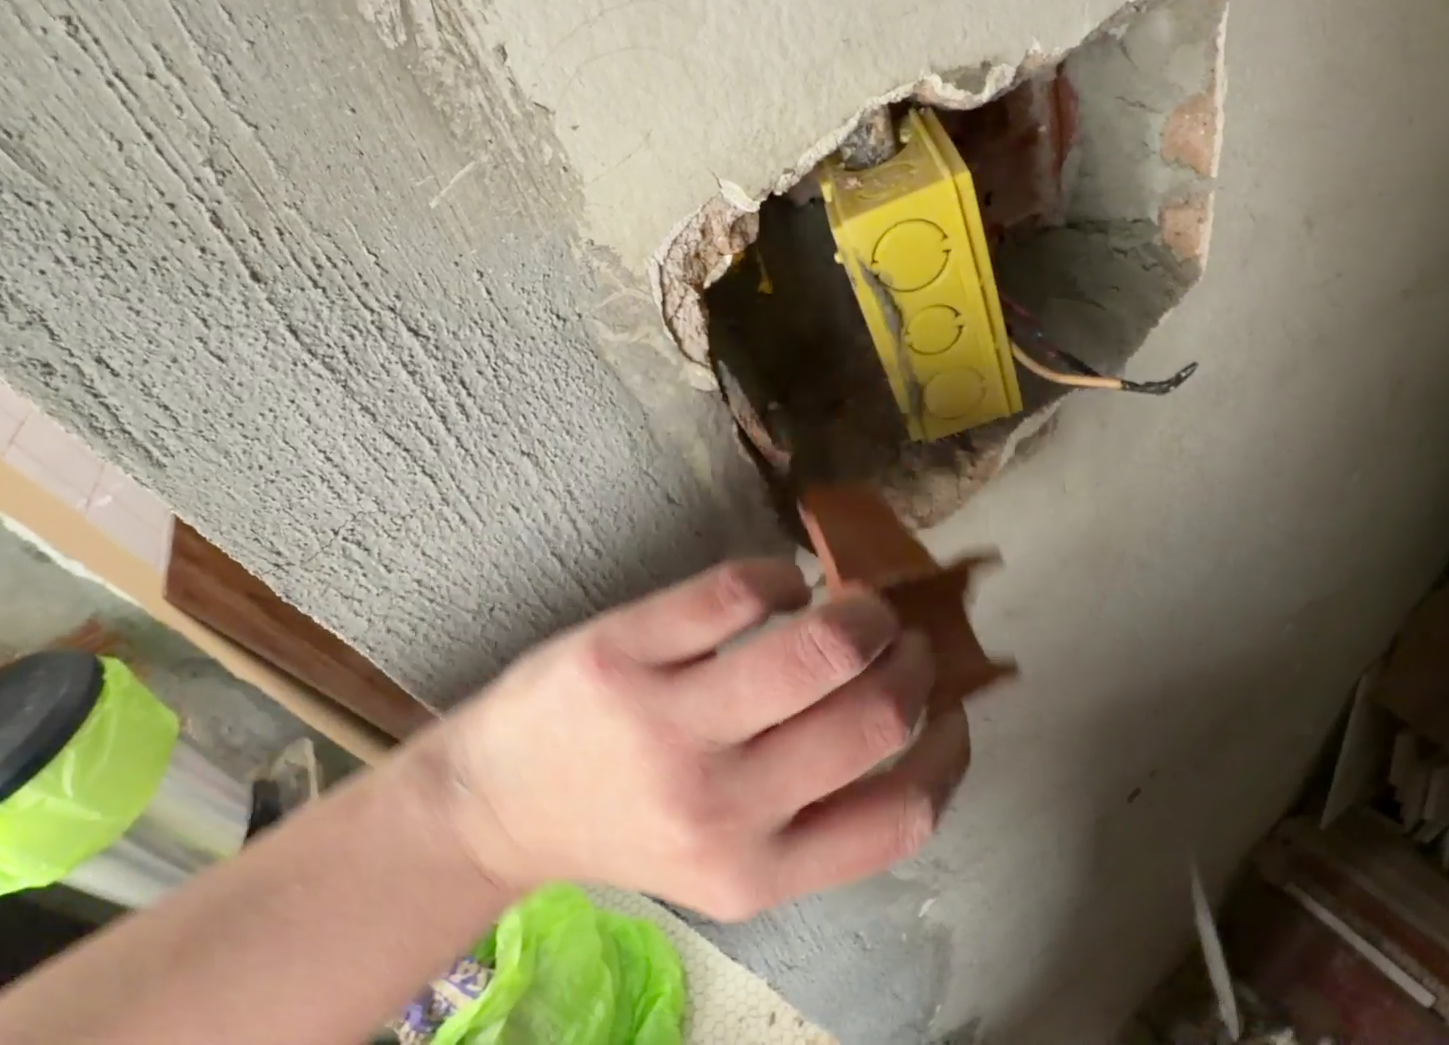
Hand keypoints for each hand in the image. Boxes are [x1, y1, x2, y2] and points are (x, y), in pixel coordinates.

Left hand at [430, 558, 969, 920]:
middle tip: (900, 636)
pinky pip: (737, 590)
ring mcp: (667, 728)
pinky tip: (777, 586)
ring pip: (821, 647)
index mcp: (761, 872)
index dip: (950, 747)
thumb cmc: (629, 824)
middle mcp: (723, 809)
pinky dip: (778, 575)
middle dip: (912, 659)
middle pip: (876, 716)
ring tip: (856, 603)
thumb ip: (817, 806)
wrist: (498, 806)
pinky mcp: (622, 654)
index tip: (950, 708)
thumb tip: (916, 710)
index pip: (904, 813)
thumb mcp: (729, 855)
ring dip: (863, 609)